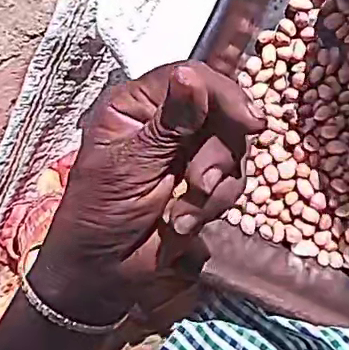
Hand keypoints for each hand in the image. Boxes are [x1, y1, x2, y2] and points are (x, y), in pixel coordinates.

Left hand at [30, 62, 262, 324]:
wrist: (104, 274)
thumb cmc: (99, 214)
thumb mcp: (129, 166)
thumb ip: (168, 123)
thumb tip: (191, 75)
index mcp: (137, 105)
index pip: (191, 77)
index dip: (224, 95)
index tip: (250, 121)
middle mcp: (168, 120)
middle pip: (221, 113)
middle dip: (217, 154)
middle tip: (201, 185)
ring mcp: (189, 149)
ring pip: (233, 148)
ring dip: (214, 187)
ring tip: (182, 214)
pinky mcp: (205, 179)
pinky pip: (233, 180)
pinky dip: (215, 204)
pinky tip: (184, 222)